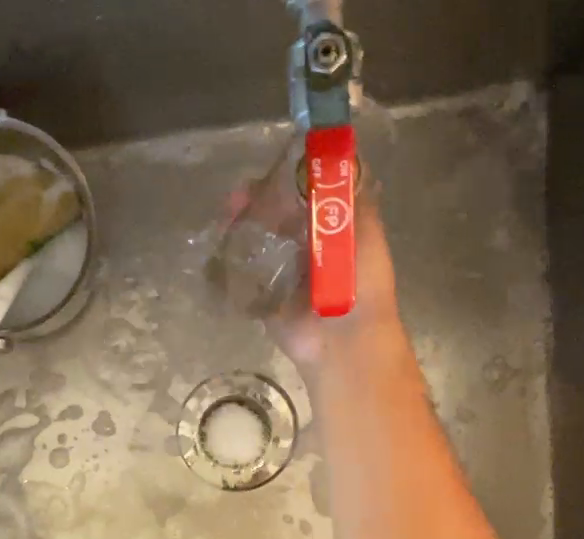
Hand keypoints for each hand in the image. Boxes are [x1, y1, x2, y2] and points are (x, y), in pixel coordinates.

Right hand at [218, 144, 404, 370]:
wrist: (344, 340)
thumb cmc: (362, 282)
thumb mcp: (365, 228)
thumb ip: (351, 195)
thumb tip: (339, 153)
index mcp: (332, 230)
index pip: (303, 196)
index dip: (284, 178)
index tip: (269, 168)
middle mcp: (306, 250)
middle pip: (274, 217)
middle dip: (254, 203)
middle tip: (236, 199)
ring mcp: (282, 275)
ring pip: (256, 243)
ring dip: (239, 228)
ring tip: (226, 219)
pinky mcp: (264, 299)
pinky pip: (242, 278)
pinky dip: (227, 264)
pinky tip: (218, 248)